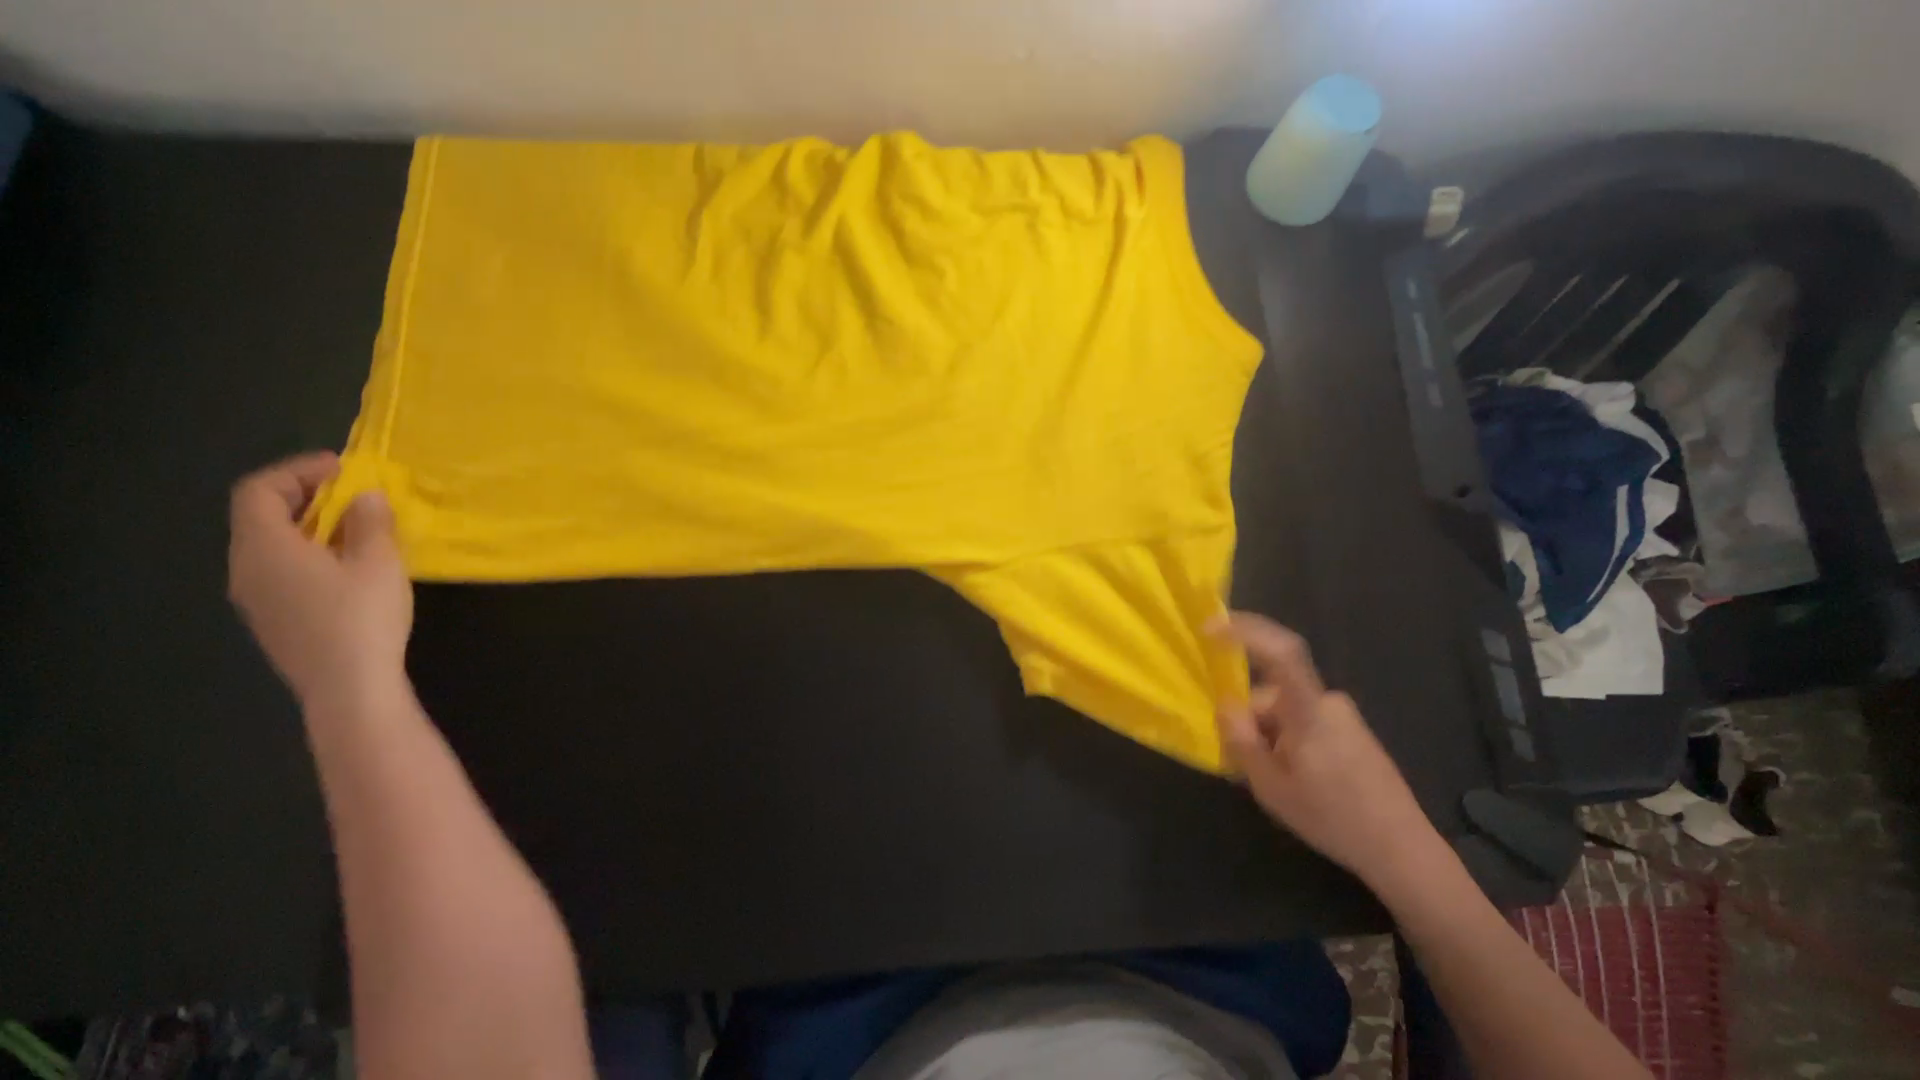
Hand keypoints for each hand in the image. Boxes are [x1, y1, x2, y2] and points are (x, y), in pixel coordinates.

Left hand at [228, 451, 412, 710]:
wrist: (348, 691)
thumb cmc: (362, 617)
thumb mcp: (379, 561)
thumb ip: (370, 521)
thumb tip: (365, 497)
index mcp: (263, 546)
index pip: (260, 490)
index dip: (298, 471)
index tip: (344, 470)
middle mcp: (245, 569)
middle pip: (260, 518)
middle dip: (305, 498)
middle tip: (353, 497)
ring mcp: (254, 601)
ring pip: (270, 548)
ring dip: (308, 530)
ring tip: (355, 533)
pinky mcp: (271, 624)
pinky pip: (279, 574)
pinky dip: (306, 557)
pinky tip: (346, 572)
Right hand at [1211, 612, 1443, 887]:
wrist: (1401, 848)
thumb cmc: (1333, 818)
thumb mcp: (1272, 788)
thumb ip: (1243, 742)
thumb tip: (1225, 706)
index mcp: (1310, 711)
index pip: (1281, 652)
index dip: (1246, 631)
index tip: (1210, 628)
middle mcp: (1329, 703)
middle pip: (1272, 694)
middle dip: (1248, 721)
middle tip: (1238, 766)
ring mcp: (1344, 717)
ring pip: (1286, 713)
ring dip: (1269, 738)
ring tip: (1271, 783)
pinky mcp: (1353, 733)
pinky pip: (1305, 724)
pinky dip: (1288, 744)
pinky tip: (1296, 783)